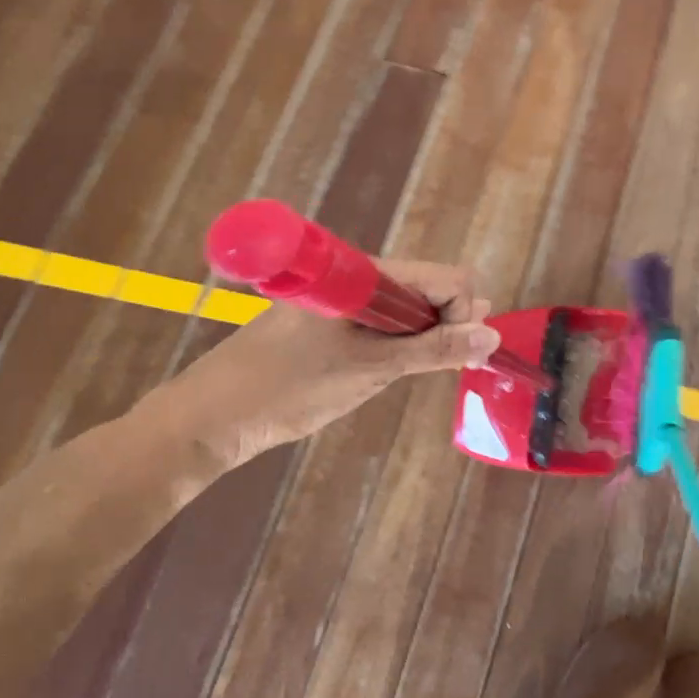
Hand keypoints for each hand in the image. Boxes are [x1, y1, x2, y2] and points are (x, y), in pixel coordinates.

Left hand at [139, 260, 499, 468]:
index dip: (461, 315)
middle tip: (427, 367)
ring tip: (396, 372)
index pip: (448, 280)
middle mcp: (361, 276)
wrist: (205, 422)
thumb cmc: (286, 391)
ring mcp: (346, 297)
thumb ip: (436, 349)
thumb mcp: (371, 370)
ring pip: (411, 307)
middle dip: (444, 326)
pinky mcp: (333, 319)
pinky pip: (386, 320)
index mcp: (367, 274)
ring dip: (420, 338)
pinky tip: (379, 370)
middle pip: (433, 289)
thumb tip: (493, 336)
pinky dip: (397, 344)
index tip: (452, 356)